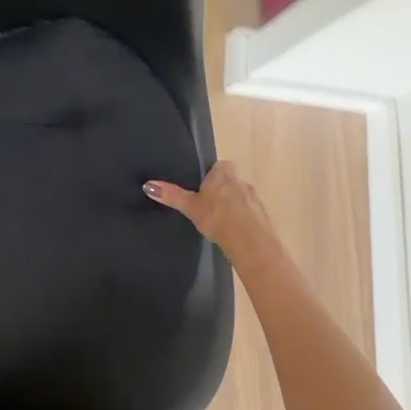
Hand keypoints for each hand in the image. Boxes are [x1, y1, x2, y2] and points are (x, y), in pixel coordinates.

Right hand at [143, 160, 281, 269]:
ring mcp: (255, 198)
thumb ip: (172, 195)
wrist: (251, 243)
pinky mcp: (263, 216)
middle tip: (207, 205)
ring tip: (219, 221)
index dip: (213, 175)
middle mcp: (241, 181)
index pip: (220, 166)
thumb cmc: (217, 218)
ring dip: (232, 206)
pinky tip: (232, 232)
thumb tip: (148, 185)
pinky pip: (249, 213)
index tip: (203, 187)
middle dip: (221, 191)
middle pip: (230, 181)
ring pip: (240, 197)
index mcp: (224, 174)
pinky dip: (242, 219)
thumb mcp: (190, 207)